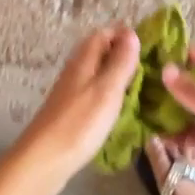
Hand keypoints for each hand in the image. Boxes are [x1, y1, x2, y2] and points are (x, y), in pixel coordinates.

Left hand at [5, 26, 139, 194]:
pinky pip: (92, 93)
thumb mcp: (107, 90)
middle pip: (98, 53)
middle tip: (151, 66)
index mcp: (82, 61)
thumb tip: (131, 33)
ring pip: (96, 73)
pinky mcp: (69, 113)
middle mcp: (74, 72)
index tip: (150, 44)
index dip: (124, 34)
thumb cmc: (79, 124)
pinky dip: (108, 94)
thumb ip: (120, 62)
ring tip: (142, 85)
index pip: (102, 34)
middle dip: (122, 54)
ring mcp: (70, 93)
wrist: (43, 161)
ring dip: (116, 74)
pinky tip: (120, 107)